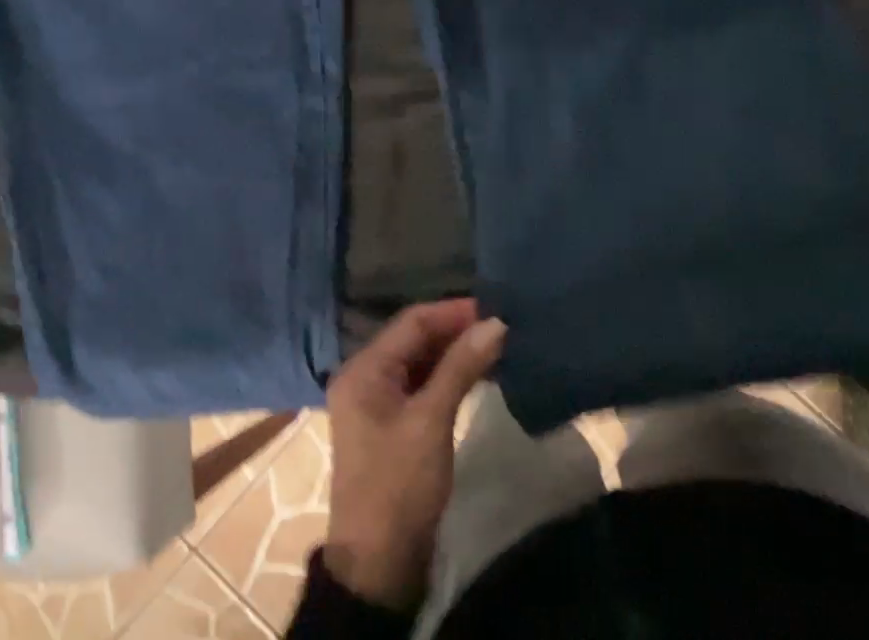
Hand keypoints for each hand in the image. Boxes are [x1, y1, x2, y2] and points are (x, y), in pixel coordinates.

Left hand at [323, 299, 506, 609]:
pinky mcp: (395, 424)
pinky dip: (451, 377)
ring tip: (500, 347)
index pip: (412, 321)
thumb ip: (461, 367)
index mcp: (363, 370)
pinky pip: (424, 385)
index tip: (499, 308)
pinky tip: (482, 375)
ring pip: (422, 362)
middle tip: (505, 327)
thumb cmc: (399, 483)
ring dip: (457, 353)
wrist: (380, 559)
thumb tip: (497, 322)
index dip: (455, 311)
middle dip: (458, 330)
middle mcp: (366, 378)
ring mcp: (379, 403)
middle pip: (415, 339)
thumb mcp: (431, 420)